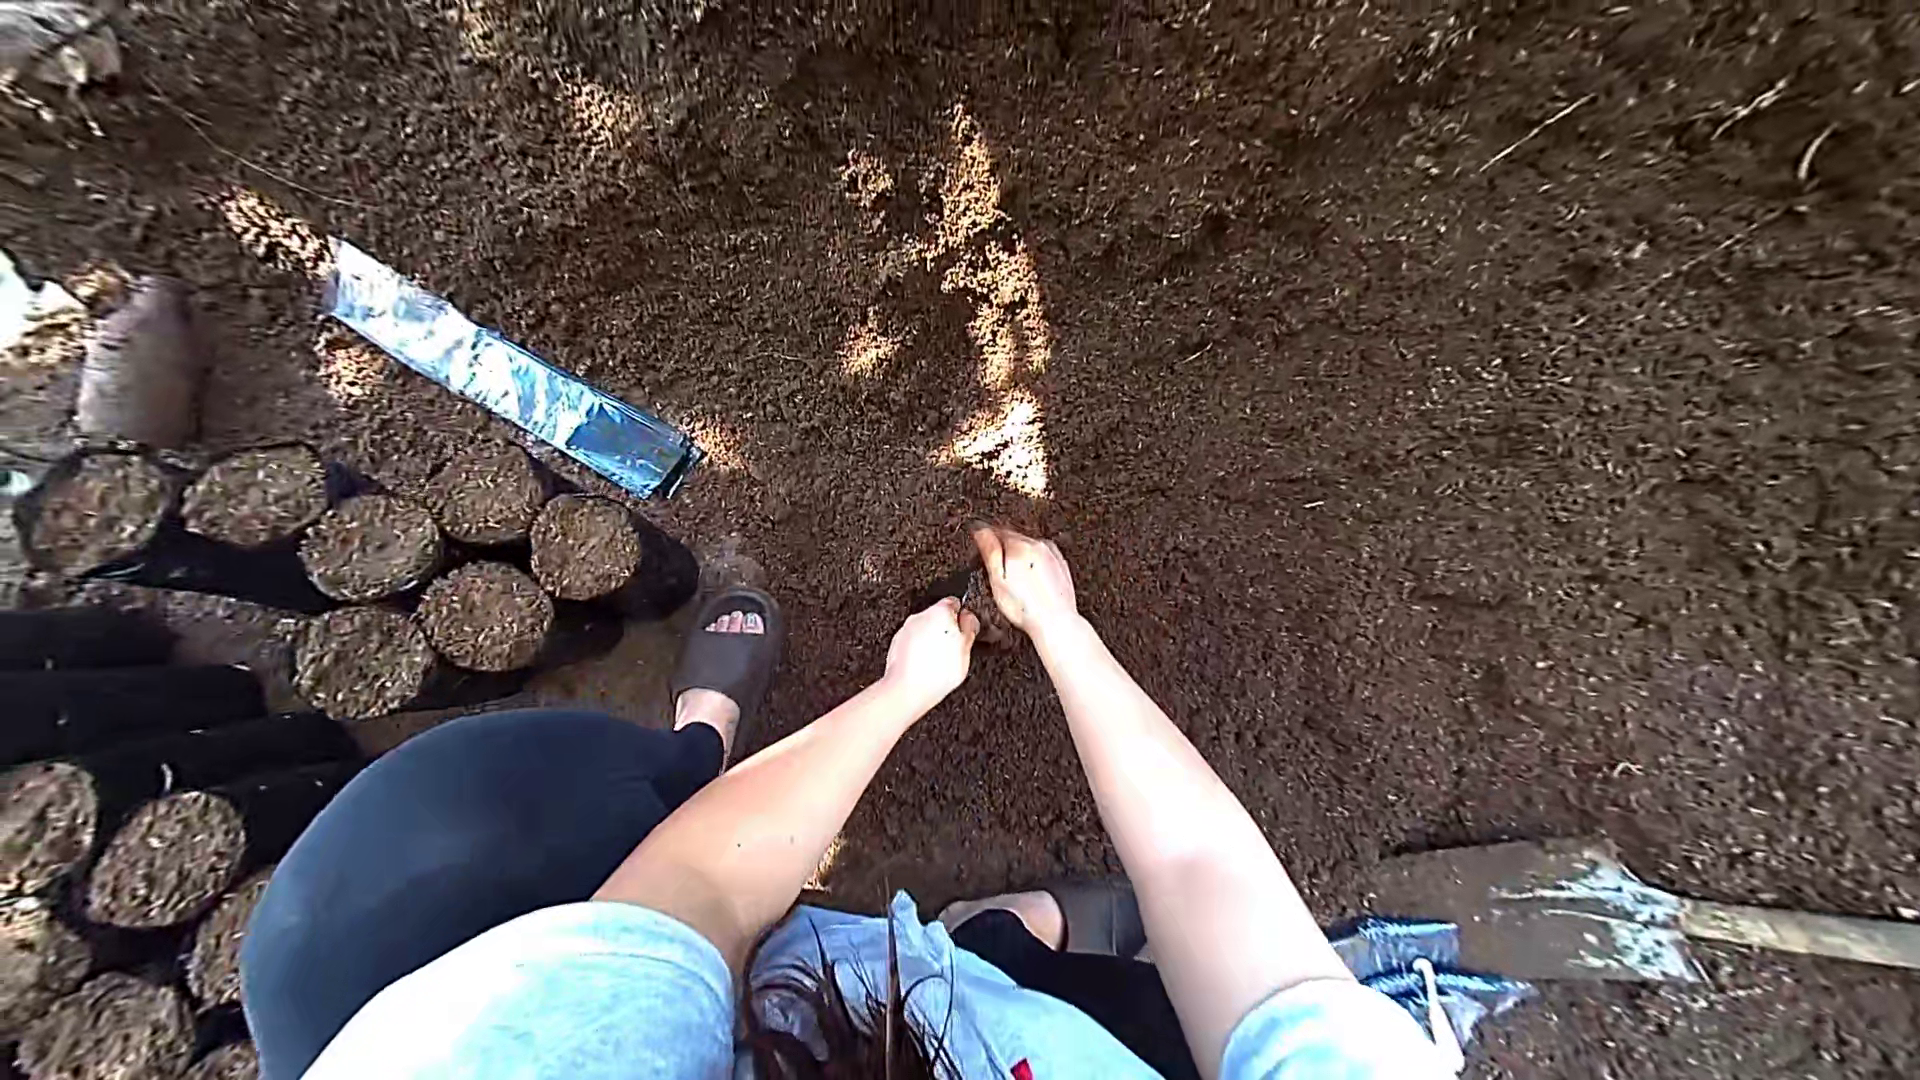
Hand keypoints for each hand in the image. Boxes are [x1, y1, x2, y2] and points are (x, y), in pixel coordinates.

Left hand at [883, 597, 979, 709]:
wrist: (908, 689)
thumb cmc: (937, 672)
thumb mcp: (966, 650)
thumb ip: (969, 628)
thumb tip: (969, 618)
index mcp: (940, 611)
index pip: (955, 602)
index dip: (962, 617)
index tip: (965, 630)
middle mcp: (920, 616)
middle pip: (938, 616)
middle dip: (946, 629)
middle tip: (954, 649)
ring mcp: (906, 629)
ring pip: (924, 630)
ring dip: (931, 640)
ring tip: (939, 661)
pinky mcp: (896, 643)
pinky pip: (912, 642)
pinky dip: (919, 650)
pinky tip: (926, 665)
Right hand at [969, 523, 1077, 638]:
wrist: (1055, 622)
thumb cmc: (1025, 607)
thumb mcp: (997, 579)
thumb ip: (989, 551)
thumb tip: (981, 531)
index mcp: (1020, 546)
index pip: (998, 531)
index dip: (986, 538)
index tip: (981, 544)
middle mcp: (1038, 545)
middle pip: (1014, 537)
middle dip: (1003, 547)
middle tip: (996, 567)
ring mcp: (1052, 554)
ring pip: (1029, 546)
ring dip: (1019, 554)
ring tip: (1015, 578)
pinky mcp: (1060, 565)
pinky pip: (1042, 556)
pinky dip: (1033, 562)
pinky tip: (1030, 579)